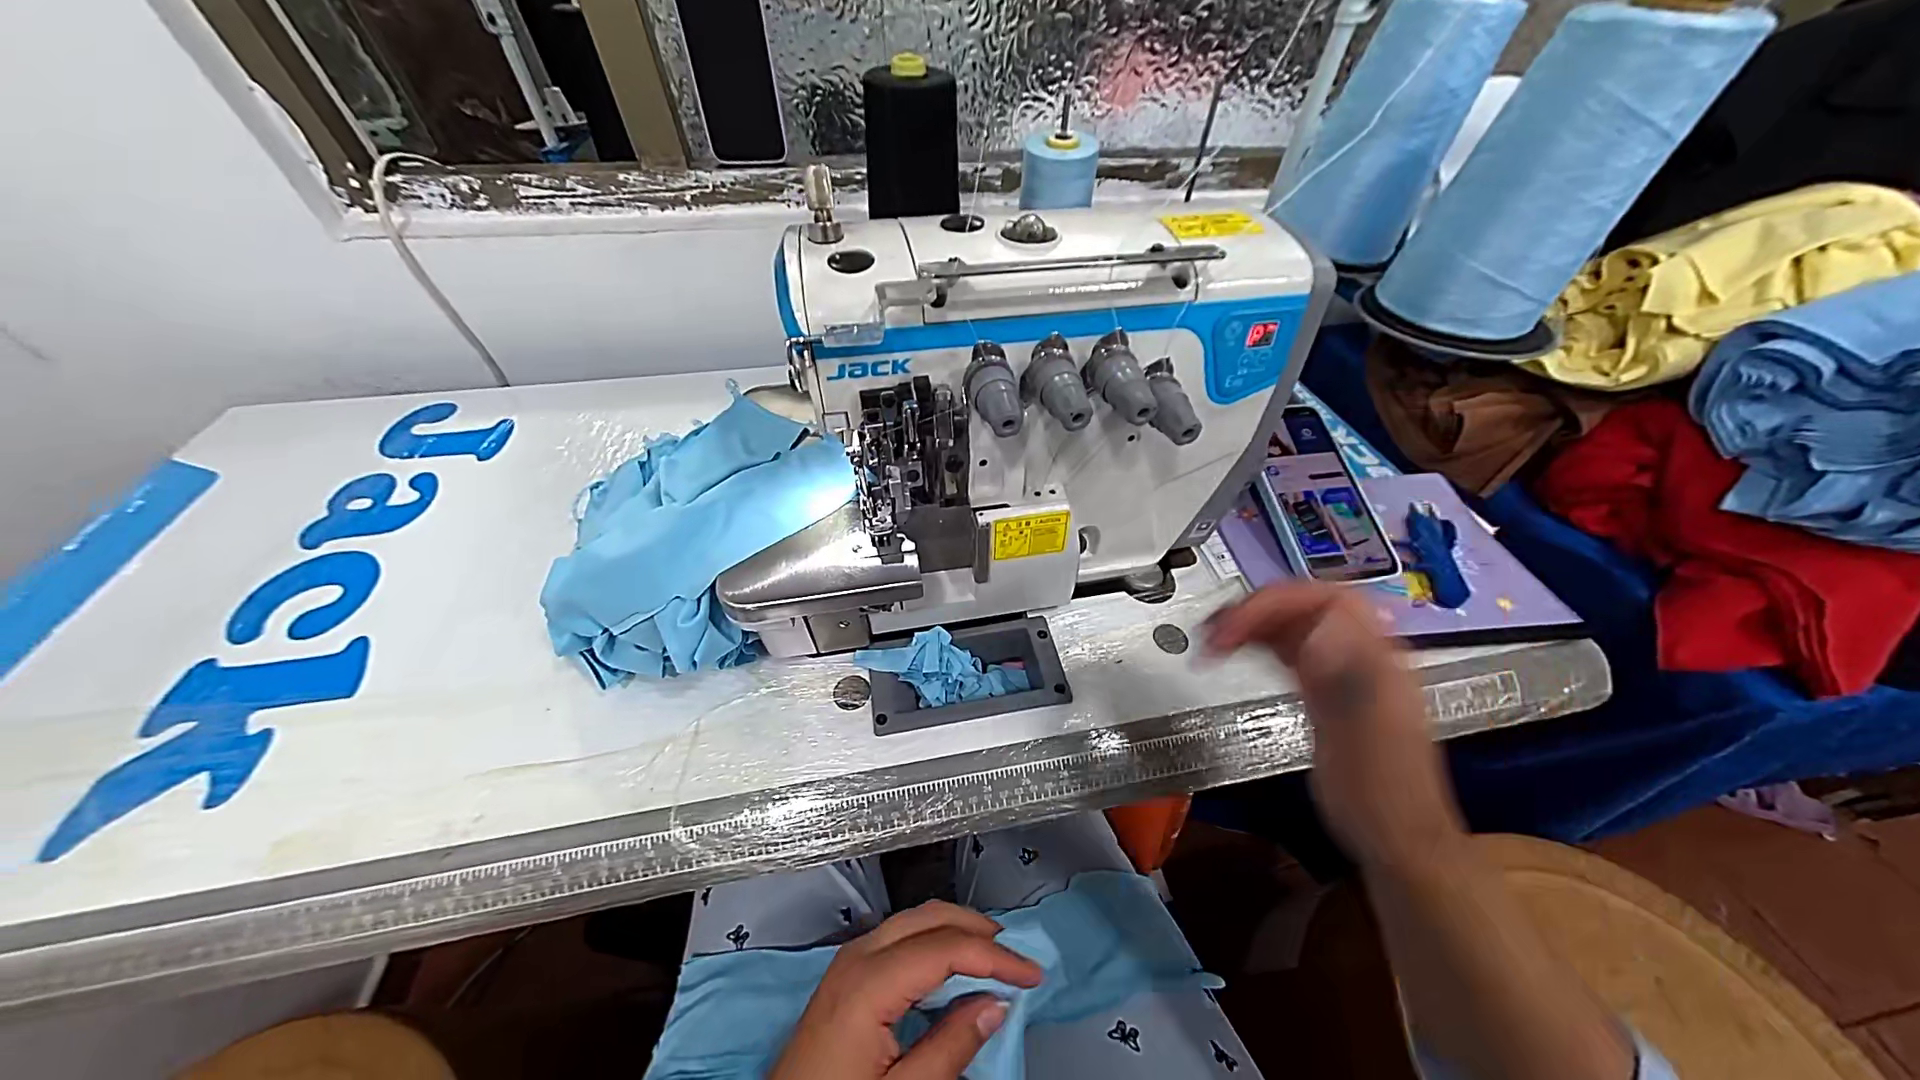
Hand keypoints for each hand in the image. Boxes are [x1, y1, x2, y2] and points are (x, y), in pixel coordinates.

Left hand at [769, 900, 1043, 1079]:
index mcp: (869, 982)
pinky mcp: (847, 973)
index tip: (1031, 974)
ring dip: (957, 930)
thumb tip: (994, 1004)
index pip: (945, 947)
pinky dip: (934, 941)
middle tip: (1016, 958)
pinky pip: (899, 937)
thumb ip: (950, 1049)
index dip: (994, 957)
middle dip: (978, 928)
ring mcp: (848, 961)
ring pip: (914, 920)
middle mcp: (857, 956)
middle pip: (929, 916)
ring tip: (994, 959)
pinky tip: (952, 968)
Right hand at [1204, 583, 1466, 872]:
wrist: (1396, 839)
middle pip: (1307, 605)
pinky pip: (1290, 647)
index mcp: (1374, 662)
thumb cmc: (1380, 798)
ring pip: (1295, 623)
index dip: (1276, 603)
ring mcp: (1343, 671)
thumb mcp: (1361, 741)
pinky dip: (1259, 641)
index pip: (1326, 601)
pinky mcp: (1325, 687)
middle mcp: (1361, 658)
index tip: (1235, 628)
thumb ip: (1343, 682)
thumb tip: (1319, 631)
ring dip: (1252, 622)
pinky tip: (1238, 651)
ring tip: (1215, 637)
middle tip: (1215, 632)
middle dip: (1256, 610)